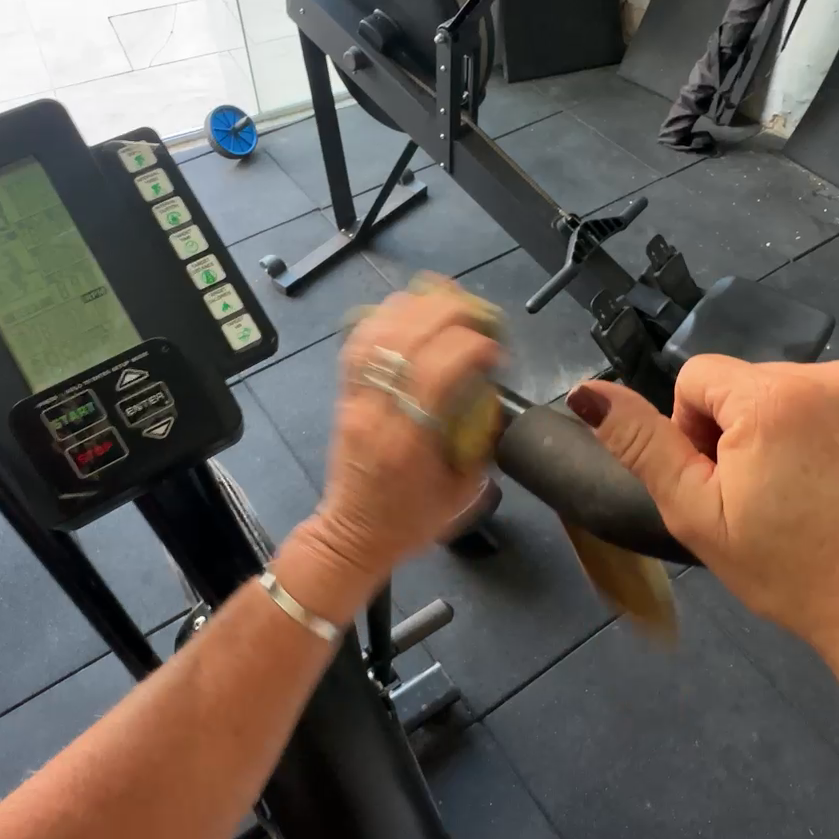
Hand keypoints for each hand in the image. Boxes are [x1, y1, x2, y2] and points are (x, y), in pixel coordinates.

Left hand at [279, 278, 502, 621]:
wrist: (352, 536)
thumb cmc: (410, 521)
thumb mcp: (462, 492)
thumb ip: (481, 443)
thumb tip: (494, 398)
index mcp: (409, 440)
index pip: (438, 369)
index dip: (472, 346)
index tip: (495, 353)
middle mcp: (377, 411)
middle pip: (407, 339)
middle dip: (449, 314)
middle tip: (478, 318)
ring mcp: (354, 399)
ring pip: (378, 332)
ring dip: (415, 308)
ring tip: (446, 302)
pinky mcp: (344, 395)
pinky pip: (359, 343)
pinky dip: (384, 318)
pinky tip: (408, 310)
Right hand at [566, 356, 838, 722]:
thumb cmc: (792, 573)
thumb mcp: (696, 514)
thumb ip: (640, 444)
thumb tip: (587, 390)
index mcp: (770, 399)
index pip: (698, 378)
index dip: (695, 431)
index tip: (725, 484)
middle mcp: (837, 375)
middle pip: (758, 386)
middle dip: (750, 430)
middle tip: (773, 499)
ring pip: (814, 394)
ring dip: (804, 431)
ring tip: (824, 497)